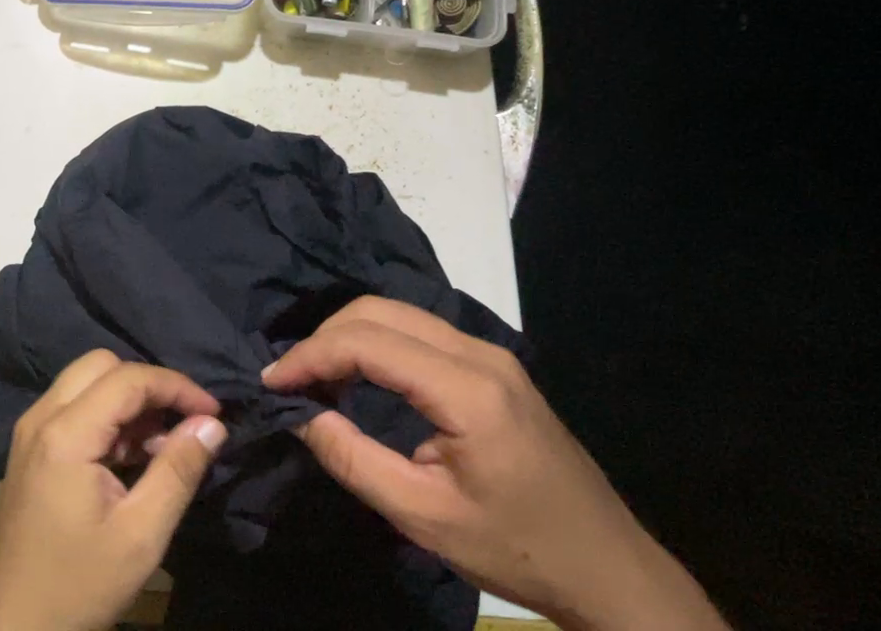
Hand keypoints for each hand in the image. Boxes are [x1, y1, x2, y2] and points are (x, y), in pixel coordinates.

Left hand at [0, 349, 226, 630]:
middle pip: (101, 365)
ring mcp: (30, 431)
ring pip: (85, 382)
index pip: (128, 378)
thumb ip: (177, 471)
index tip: (214, 414)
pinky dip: (106, 417)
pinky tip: (131, 458)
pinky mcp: (29, 448)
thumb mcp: (141, 535)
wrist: (13, 624)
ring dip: (127, 401)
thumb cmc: (79, 583)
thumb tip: (212, 424)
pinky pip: (72, 407)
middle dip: (149, 386)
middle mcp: (41, 417)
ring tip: (162, 448)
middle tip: (183, 426)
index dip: (177, 387)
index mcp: (65, 433)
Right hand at [263, 297, 727, 630]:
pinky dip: (375, 343)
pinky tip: (355, 376)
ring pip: (398, 314)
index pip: (367, 342)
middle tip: (289, 380)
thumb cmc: (516, 548)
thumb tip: (298, 414)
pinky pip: (419, 333)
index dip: (310, 356)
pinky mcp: (493, 367)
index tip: (271, 383)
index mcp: (467, 390)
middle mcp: (480, 354)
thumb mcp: (423, 516)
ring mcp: (491, 356)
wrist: (609, 569)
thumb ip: (353, 459)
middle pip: (379, 311)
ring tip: (314, 378)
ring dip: (347, 337)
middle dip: (324, 338)